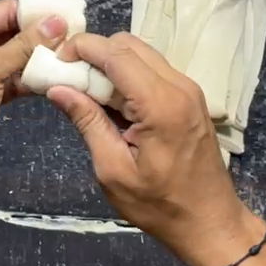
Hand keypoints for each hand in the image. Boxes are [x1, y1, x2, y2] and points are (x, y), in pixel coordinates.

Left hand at [0, 0, 66, 182]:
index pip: (5, 10)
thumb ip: (24, 45)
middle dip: (41, 38)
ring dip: (38, 62)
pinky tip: (56, 81)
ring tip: (73, 61)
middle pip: (11, 34)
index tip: (73, 17)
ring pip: (13, 60)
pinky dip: (29, 82)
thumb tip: (58, 21)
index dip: (37, 13)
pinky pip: (11, 81)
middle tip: (78, 41)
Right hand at [45, 32, 265, 265]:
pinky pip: (152, 69)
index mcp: (160, 105)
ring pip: (141, 53)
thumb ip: (87, 122)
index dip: (82, 48)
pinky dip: (126, 74)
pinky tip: (110, 101)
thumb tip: (57, 89)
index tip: (55, 61)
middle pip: (129, 44)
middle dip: (94, 52)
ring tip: (85, 91)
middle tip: (68, 78)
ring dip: (110, 63)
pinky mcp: (189, 97)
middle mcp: (179, 86)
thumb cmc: (160, 205)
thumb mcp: (113, 170)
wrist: (210, 221)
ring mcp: (188, 89)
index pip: (116, 54)